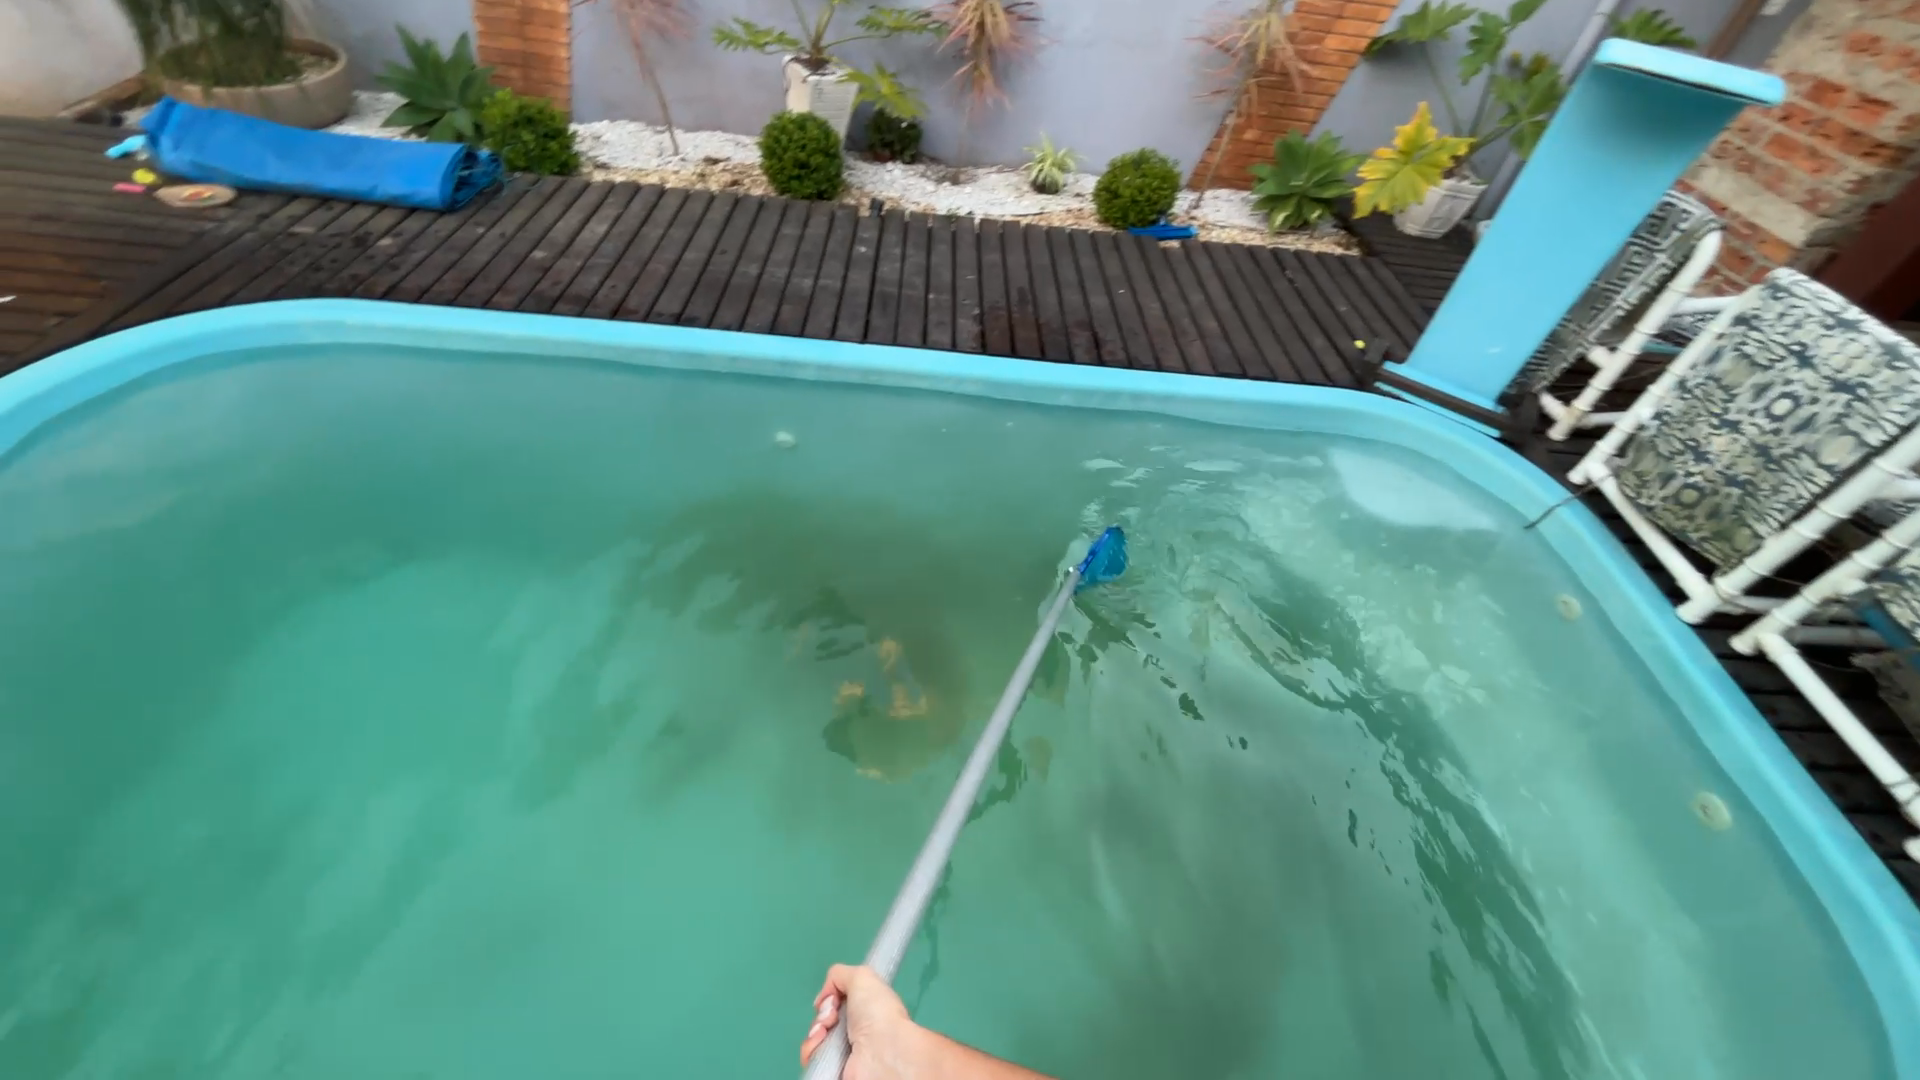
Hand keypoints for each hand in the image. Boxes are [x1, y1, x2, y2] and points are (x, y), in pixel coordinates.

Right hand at [800, 964, 921, 1079]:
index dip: (831, 997)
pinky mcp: (832, 1069)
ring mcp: (842, 1051)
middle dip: (822, 1013)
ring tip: (825, 1030)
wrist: (880, 1053)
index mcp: (866, 1009)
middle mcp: (855, 1030)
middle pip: (825, 1019)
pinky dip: (811, 1048)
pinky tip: (821, 1042)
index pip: (839, 1002)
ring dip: (815, 1030)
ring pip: (815, 1037)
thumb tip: (826, 996)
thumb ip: (840, 975)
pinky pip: (812, 1057)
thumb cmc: (876, 1011)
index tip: (834, 998)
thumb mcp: (862, 977)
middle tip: (831, 1016)